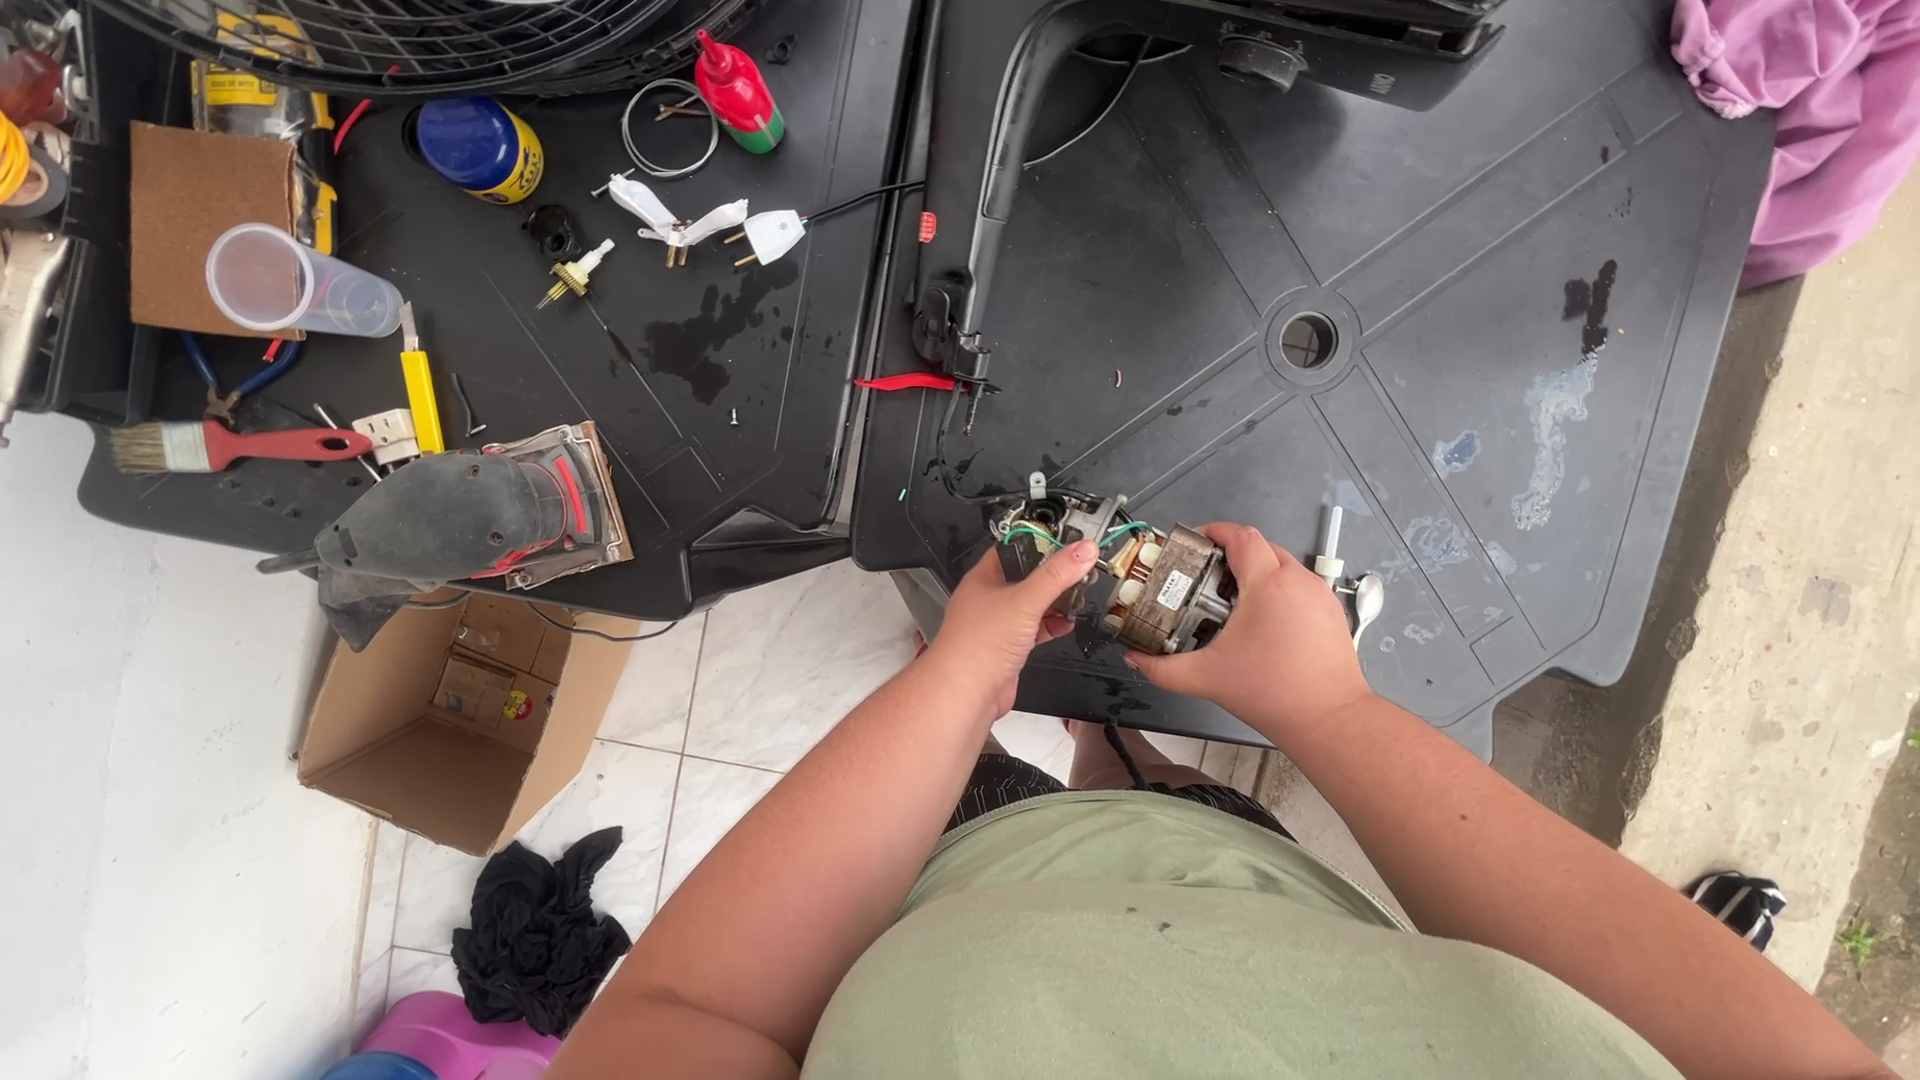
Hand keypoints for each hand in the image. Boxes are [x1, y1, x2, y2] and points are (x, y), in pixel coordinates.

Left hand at [923, 541, 1095, 719]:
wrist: (966, 691)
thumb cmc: (976, 645)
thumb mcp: (1024, 600)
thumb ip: (1056, 575)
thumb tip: (1082, 550)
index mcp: (984, 578)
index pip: (1013, 548)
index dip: (1038, 542)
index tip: (1064, 540)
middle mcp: (989, 599)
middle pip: (1026, 577)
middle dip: (1053, 576)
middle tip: (1077, 571)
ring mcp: (998, 624)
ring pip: (1032, 605)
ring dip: (1055, 602)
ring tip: (1076, 598)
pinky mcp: (1008, 647)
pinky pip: (1034, 630)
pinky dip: (1051, 626)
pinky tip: (1064, 625)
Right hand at [1124, 523, 1372, 733]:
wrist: (1329, 719)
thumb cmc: (1276, 693)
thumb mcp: (1207, 678)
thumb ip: (1163, 668)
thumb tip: (1137, 659)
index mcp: (1268, 585)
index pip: (1241, 536)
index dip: (1215, 531)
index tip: (1196, 541)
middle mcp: (1298, 582)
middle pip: (1261, 546)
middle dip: (1231, 552)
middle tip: (1205, 572)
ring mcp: (1319, 596)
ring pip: (1283, 564)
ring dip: (1255, 570)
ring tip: (1229, 595)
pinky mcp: (1330, 612)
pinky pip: (1299, 585)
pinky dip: (1277, 589)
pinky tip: (1259, 618)